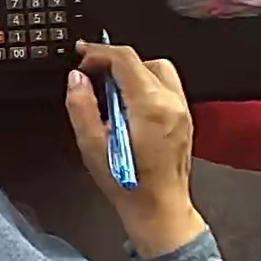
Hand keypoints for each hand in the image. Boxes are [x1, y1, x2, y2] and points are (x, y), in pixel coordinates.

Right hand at [64, 41, 205, 256]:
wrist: (159, 209)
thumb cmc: (128, 183)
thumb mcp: (91, 145)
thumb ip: (81, 106)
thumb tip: (76, 78)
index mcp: (149, 107)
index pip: (125, 59)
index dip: (98, 52)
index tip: (81, 56)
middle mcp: (171, 103)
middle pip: (141, 60)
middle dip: (112, 61)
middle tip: (90, 75)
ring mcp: (181, 109)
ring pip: (156, 69)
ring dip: (130, 72)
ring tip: (109, 90)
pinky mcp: (184, 117)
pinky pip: (165, 85)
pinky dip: (143, 84)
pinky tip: (126, 103)